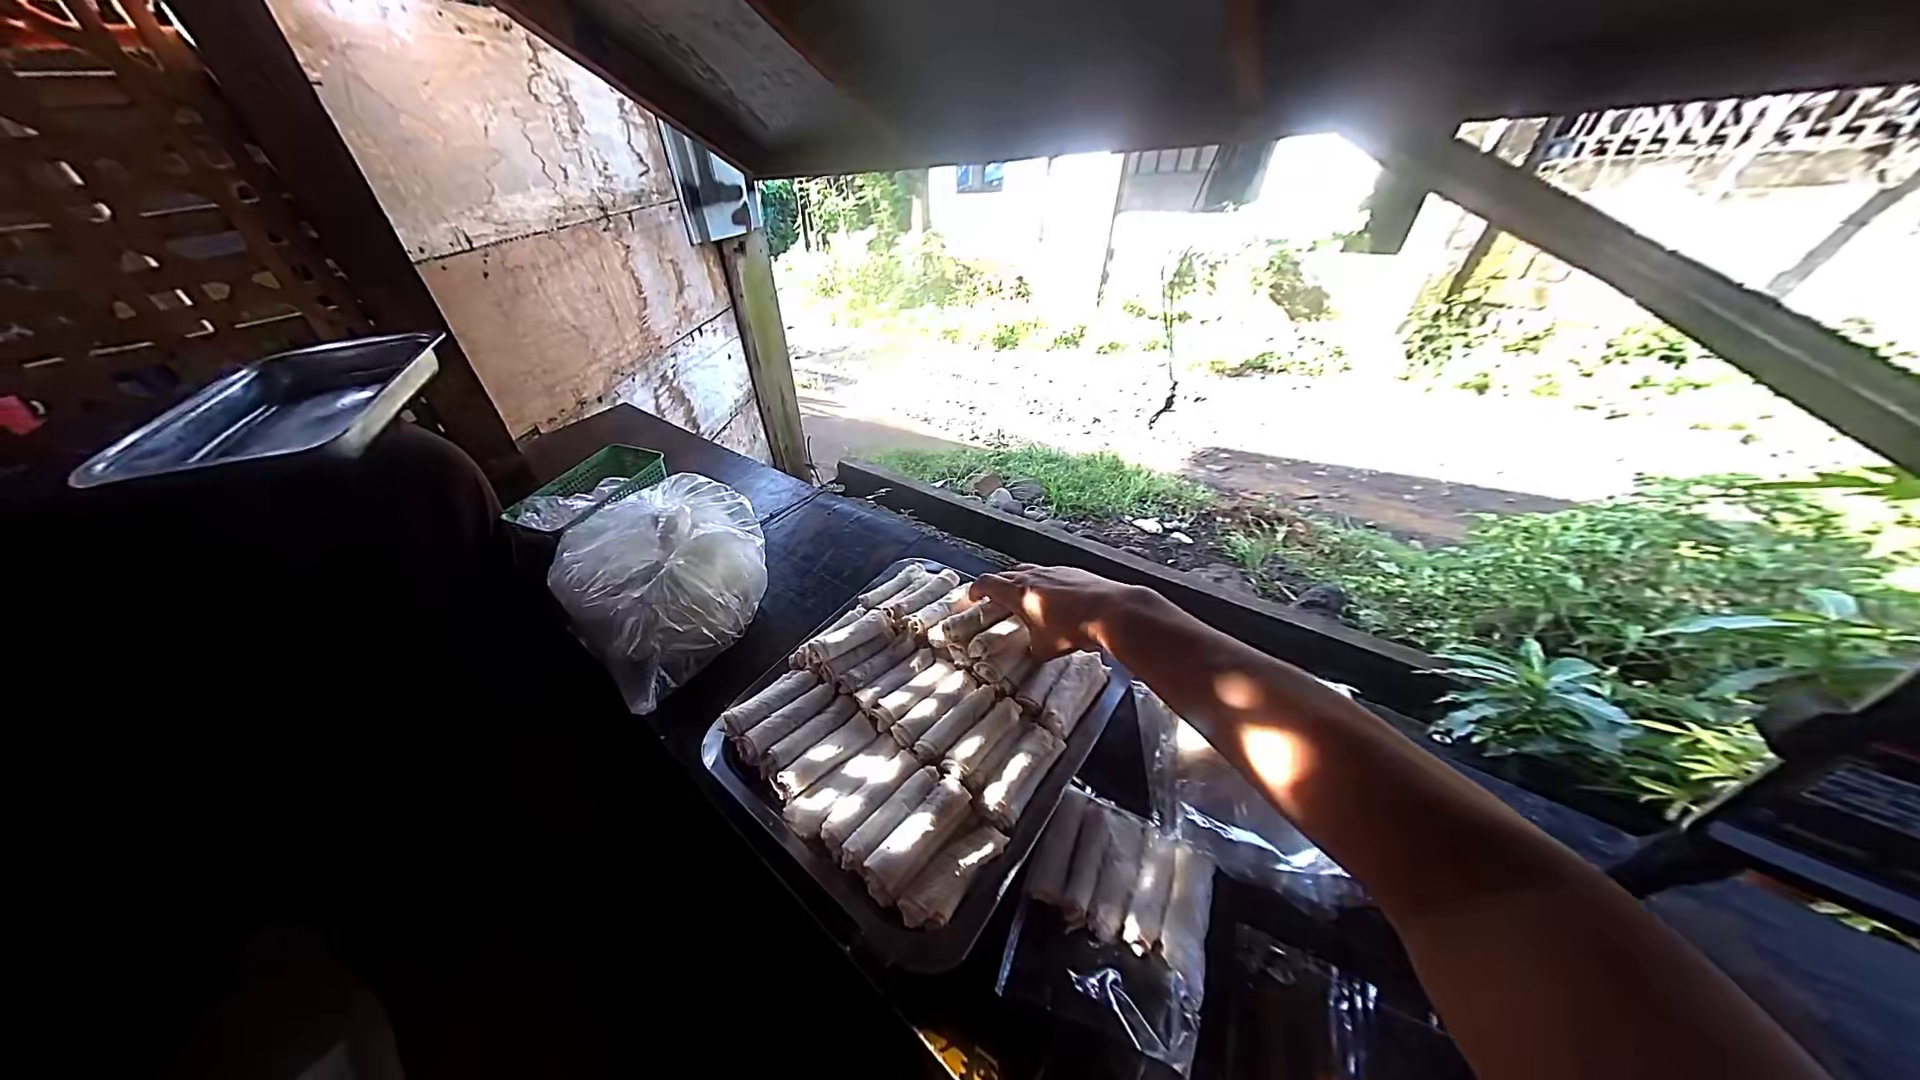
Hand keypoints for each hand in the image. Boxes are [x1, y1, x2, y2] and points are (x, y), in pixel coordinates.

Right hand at [969, 564, 1149, 656]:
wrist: (1112, 612)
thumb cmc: (1074, 628)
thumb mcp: (1045, 648)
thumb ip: (1033, 648)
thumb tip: (1033, 652)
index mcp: (1019, 592)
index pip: (987, 583)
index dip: (976, 590)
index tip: (972, 596)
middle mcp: (1034, 575)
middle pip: (1006, 574)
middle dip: (997, 585)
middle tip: (994, 597)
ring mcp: (1055, 571)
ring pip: (1029, 571)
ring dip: (1021, 581)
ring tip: (1023, 597)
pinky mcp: (1074, 572)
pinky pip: (1051, 574)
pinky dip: (1045, 583)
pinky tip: (1054, 598)